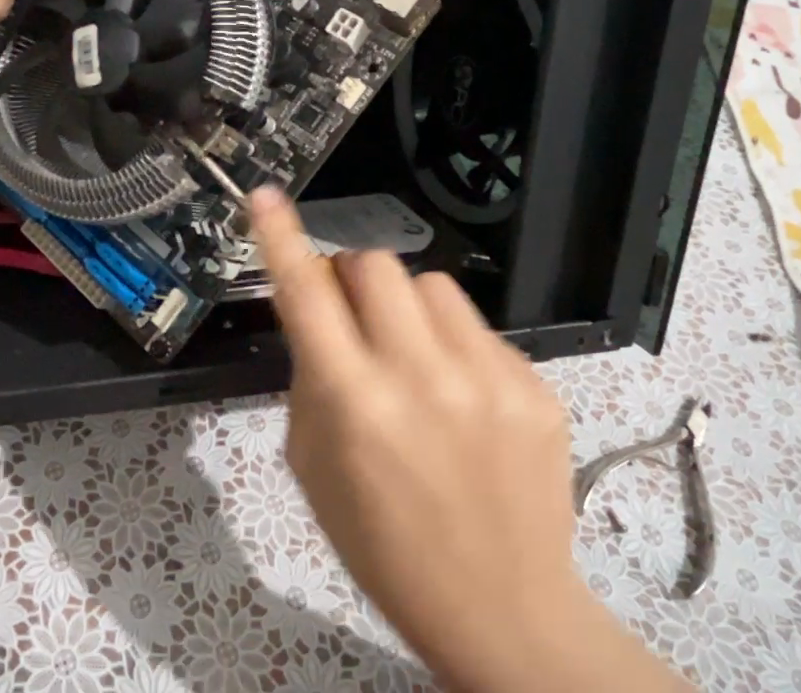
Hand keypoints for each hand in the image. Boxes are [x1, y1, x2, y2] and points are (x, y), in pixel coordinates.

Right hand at [248, 188, 685, 691]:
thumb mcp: (311, 462)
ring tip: (410, 356)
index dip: (280, 237)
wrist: (501, 606)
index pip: (306, 294)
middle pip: (375, 265)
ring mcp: (487, 377)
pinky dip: (452, 343)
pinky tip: (460, 396)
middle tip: (348, 318)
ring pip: (431, 284)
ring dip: (404, 305)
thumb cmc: (380, 543)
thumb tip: (317, 317)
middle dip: (349, 279)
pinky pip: (478, 327)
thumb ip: (310, 378)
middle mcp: (420, 376)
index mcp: (353, 402)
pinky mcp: (535, 386)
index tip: (265, 195)